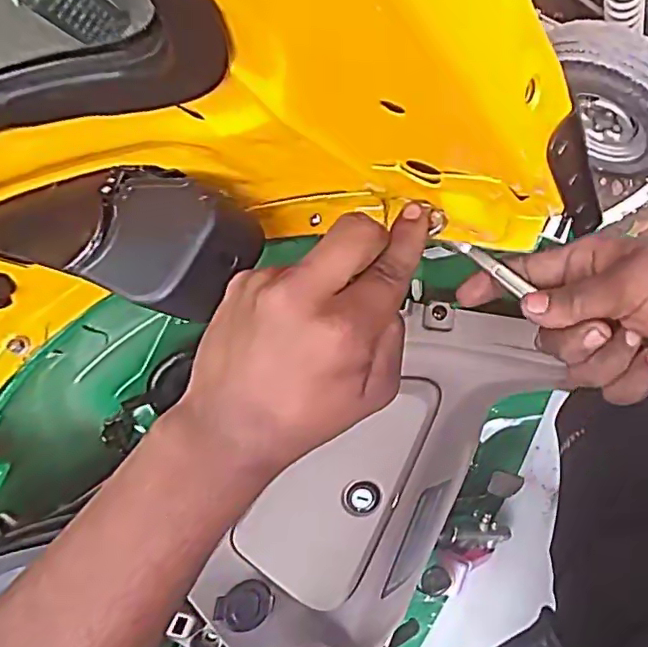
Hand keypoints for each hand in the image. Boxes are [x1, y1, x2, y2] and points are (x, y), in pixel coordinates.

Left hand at [169, 206, 429, 473]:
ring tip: (318, 319)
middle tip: (377, 258)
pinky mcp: (244, 281)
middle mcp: (301, 298)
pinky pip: (291, 268)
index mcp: (342, 329)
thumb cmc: (296, 417)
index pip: (389, 267)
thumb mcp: (373, 392)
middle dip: (376, 237)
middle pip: (355, 230)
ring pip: (322, 250)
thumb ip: (393, 339)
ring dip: (334, 273)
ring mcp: (268, 285)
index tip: (417, 220)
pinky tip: (292, 322)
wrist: (230, 426)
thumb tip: (390, 301)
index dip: (409, 238)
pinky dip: (301, 288)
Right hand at [455, 235, 647, 404]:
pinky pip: (606, 388)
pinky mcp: (622, 367)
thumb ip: (575, 298)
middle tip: (611, 325)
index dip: (495, 284)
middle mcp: (589, 305)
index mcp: (585, 269)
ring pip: (576, 367)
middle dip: (582, 339)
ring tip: (643, 338)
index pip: (527, 276)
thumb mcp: (630, 282)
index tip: (468, 293)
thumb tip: (531, 305)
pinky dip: (634, 377)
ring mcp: (605, 339)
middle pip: (548, 335)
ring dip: (614, 358)